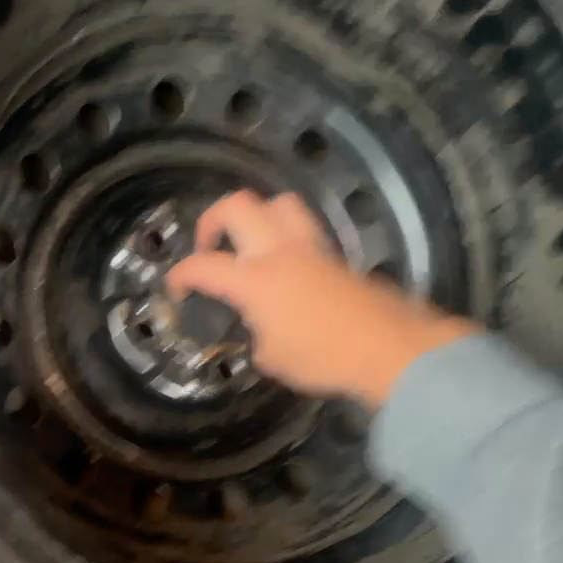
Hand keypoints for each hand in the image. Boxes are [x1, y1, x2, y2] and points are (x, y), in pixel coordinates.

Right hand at [168, 190, 479, 406]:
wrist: (387, 348)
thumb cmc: (322, 358)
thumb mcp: (272, 358)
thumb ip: (255, 335)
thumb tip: (257, 331)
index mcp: (255, 280)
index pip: (204, 266)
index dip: (179, 275)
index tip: (174, 288)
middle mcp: (280, 252)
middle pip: (238, 206)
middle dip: (212, 220)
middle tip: (208, 247)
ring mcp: (311, 248)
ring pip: (278, 204)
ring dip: (256, 217)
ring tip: (248, 244)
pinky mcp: (334, 256)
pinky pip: (303, 228)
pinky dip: (285, 237)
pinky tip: (283, 266)